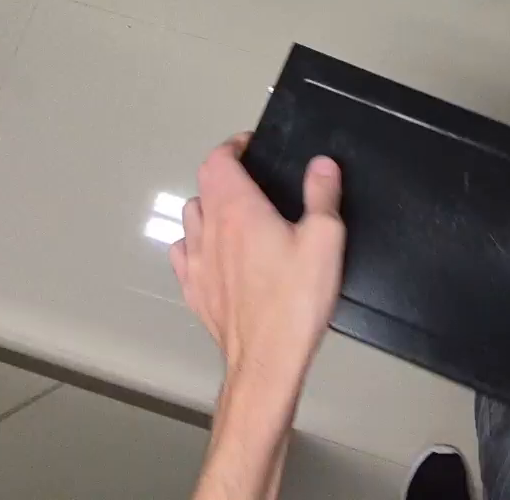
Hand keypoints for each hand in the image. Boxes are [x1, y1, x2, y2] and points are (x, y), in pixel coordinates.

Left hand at [170, 134, 345, 385]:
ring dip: (208, 207)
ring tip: (235, 213)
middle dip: (224, 174)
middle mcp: (209, 229)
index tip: (251, 146)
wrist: (266, 364)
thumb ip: (322, 195)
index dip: (232, 146)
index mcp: (237, 209)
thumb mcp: (324, 240)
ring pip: (190, 218)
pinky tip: (215, 255)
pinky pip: (184, 255)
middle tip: (254, 178)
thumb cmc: (296, 298)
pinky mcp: (193, 293)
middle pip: (203, 185)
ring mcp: (195, 263)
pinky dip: (196, 244)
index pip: (218, 160)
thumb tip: (322, 163)